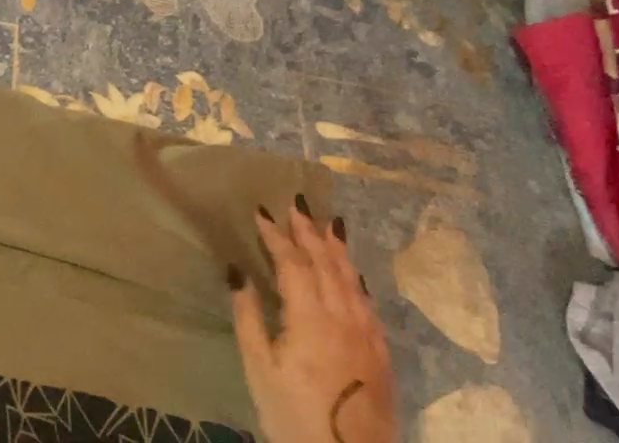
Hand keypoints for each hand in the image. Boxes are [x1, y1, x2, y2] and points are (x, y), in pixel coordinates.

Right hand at [232, 200, 395, 442]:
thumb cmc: (292, 414)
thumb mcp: (258, 366)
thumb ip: (248, 315)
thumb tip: (237, 270)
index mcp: (311, 319)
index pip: (293, 264)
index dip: (277, 236)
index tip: (262, 211)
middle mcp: (345, 320)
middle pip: (327, 265)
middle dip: (310, 232)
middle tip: (298, 203)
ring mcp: (368, 336)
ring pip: (352, 281)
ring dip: (337, 249)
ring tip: (329, 224)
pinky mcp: (381, 354)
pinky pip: (367, 303)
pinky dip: (356, 279)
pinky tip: (352, 272)